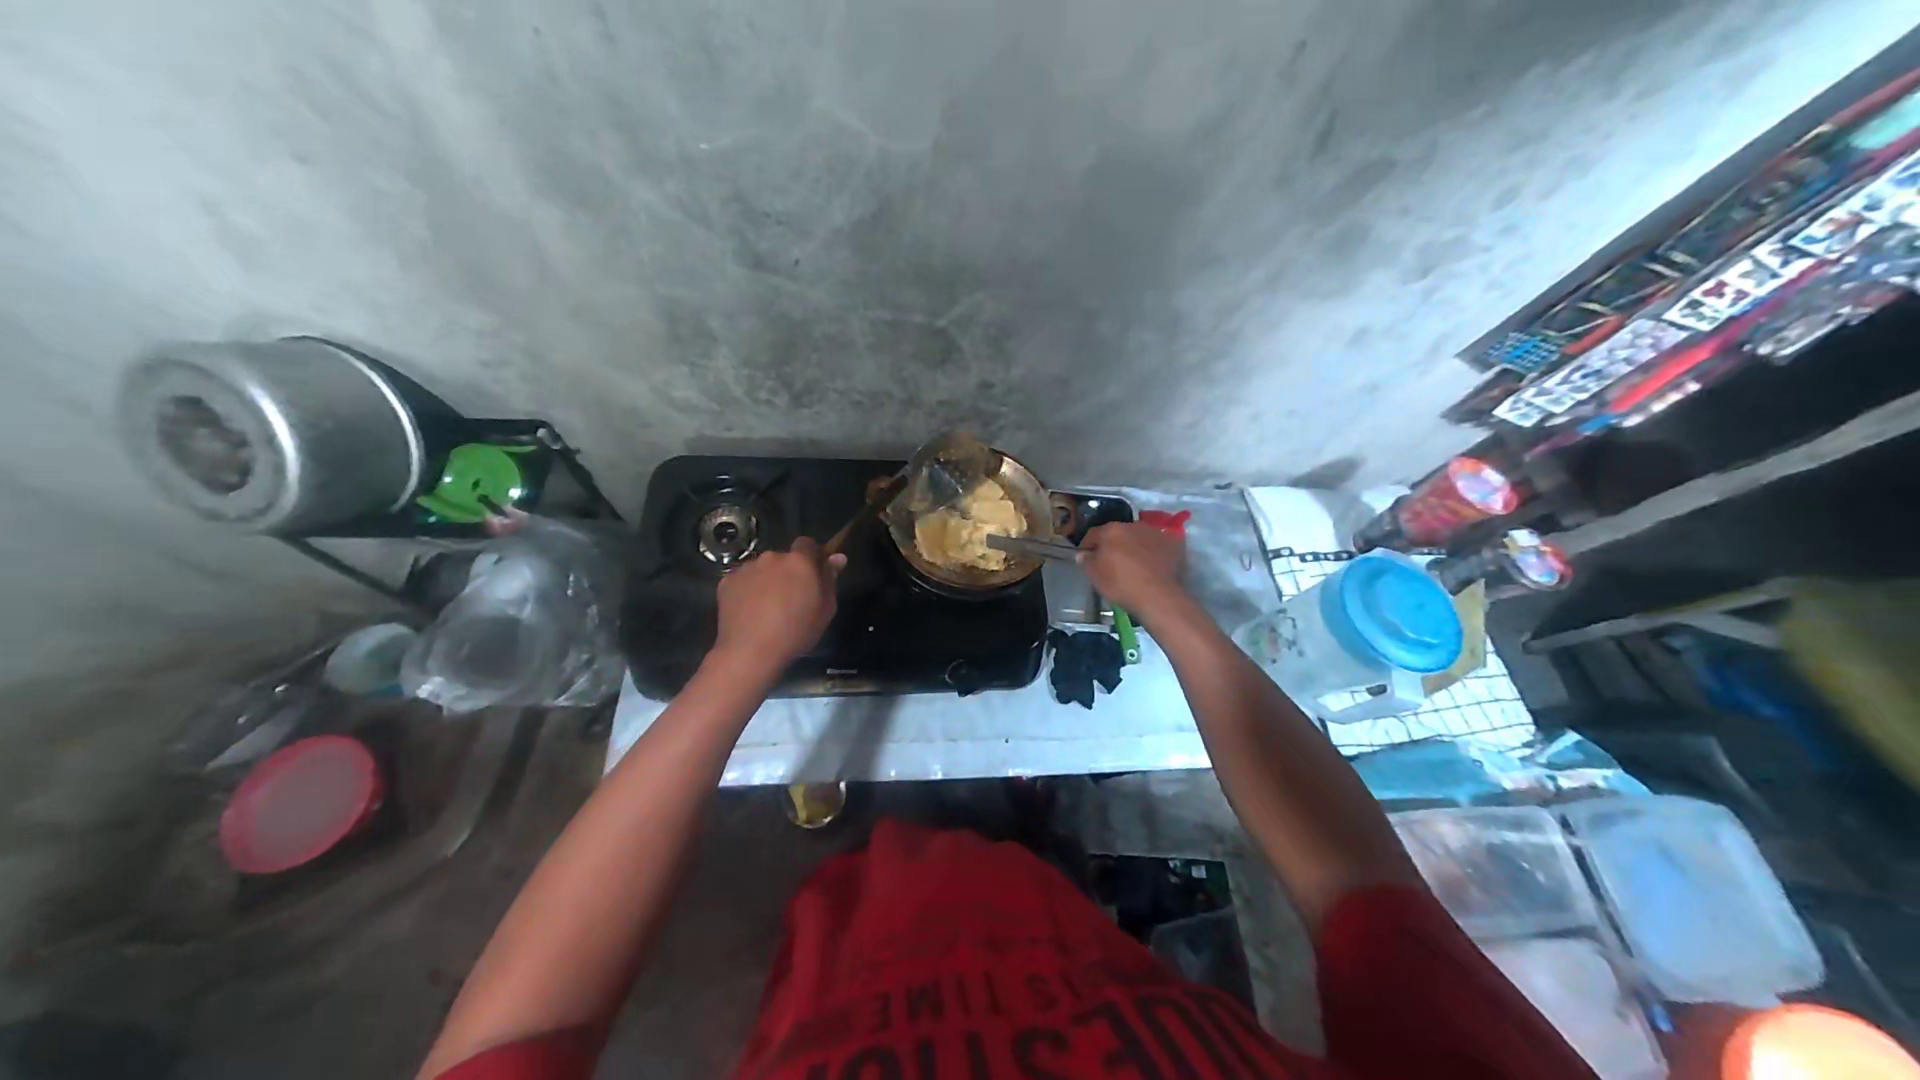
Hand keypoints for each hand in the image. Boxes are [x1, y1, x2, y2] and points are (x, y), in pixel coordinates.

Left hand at [712, 538, 845, 668]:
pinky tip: (748, 612)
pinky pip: (742, 581)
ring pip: (761, 569)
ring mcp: (746, 568)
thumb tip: (837, 557)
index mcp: (799, 561)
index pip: (808, 544)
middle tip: (789, 598)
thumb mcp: (825, 609)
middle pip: (783, 558)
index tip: (812, 576)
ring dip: (766, 581)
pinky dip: (747, 591)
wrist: (750, 651)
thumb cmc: (796, 632)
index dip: (811, 557)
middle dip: (787, 572)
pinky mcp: (727, 581)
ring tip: (766, 608)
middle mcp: (772, 557)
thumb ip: (830, 579)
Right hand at [1077, 522, 1186, 617]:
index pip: (1092, 534)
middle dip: (1112, 544)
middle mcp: (1132, 525)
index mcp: (1111, 530)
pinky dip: (1152, 551)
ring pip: (1137, 536)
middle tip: (1111, 561)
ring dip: (1133, 545)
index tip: (1086, 557)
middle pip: (1116, 533)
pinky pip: (1156, 544)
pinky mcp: (1172, 542)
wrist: (1158, 595)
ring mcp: (1154, 532)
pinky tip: (1151, 564)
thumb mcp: (1095, 576)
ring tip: (1133, 563)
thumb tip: (1083, 553)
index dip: (1087, 546)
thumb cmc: (1121, 584)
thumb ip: (1086, 560)